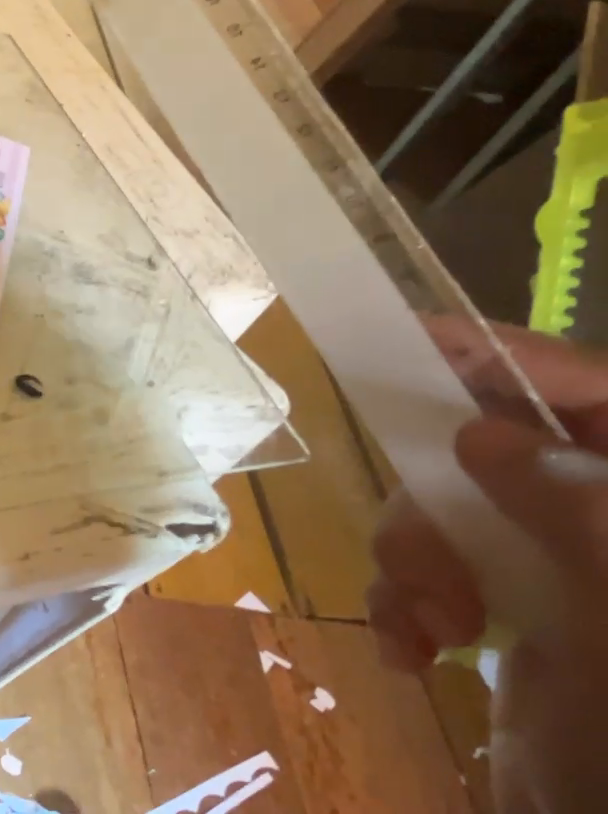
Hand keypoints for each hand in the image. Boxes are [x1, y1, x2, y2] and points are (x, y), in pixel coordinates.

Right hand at [368, 322, 607, 811]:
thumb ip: (578, 520)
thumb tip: (487, 436)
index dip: (522, 364)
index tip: (418, 336)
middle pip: (504, 460)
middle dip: (440, 507)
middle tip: (427, 566)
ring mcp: (570, 575)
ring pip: (454, 514)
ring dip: (416, 564)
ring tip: (429, 627)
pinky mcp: (521, 613)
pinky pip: (437, 572)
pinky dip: (406, 604)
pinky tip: (412, 648)